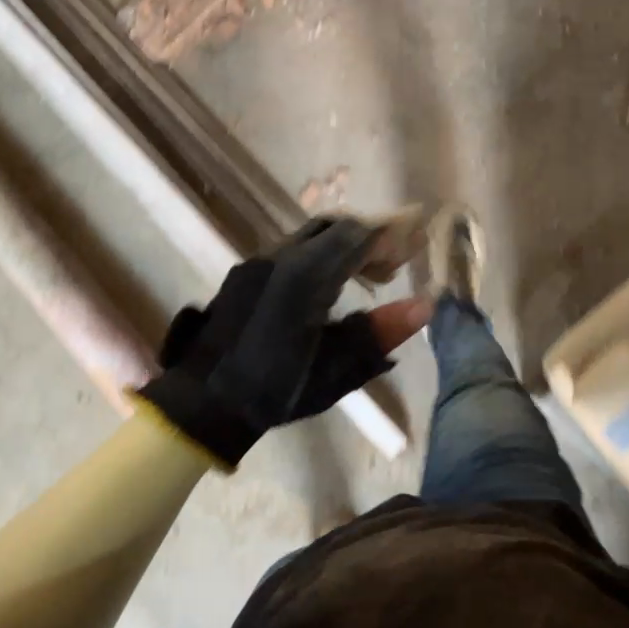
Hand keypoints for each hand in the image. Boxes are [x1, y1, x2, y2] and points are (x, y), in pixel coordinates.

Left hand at [138, 218, 432, 467]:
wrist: (205, 400)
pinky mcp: (245, 272)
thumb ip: (379, 332)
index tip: (417, 244)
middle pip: (333, 227)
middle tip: (394, 266)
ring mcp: (258, 262)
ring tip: (368, 279)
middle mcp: (279, 257)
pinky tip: (330, 287)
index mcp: (304, 276)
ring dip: (343, 247)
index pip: (356, 235)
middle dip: (368, 239)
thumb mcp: (335, 369)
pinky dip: (320, 256)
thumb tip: (423, 306)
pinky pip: (292, 249)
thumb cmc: (276, 390)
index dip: (390, 235)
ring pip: (310, 236)